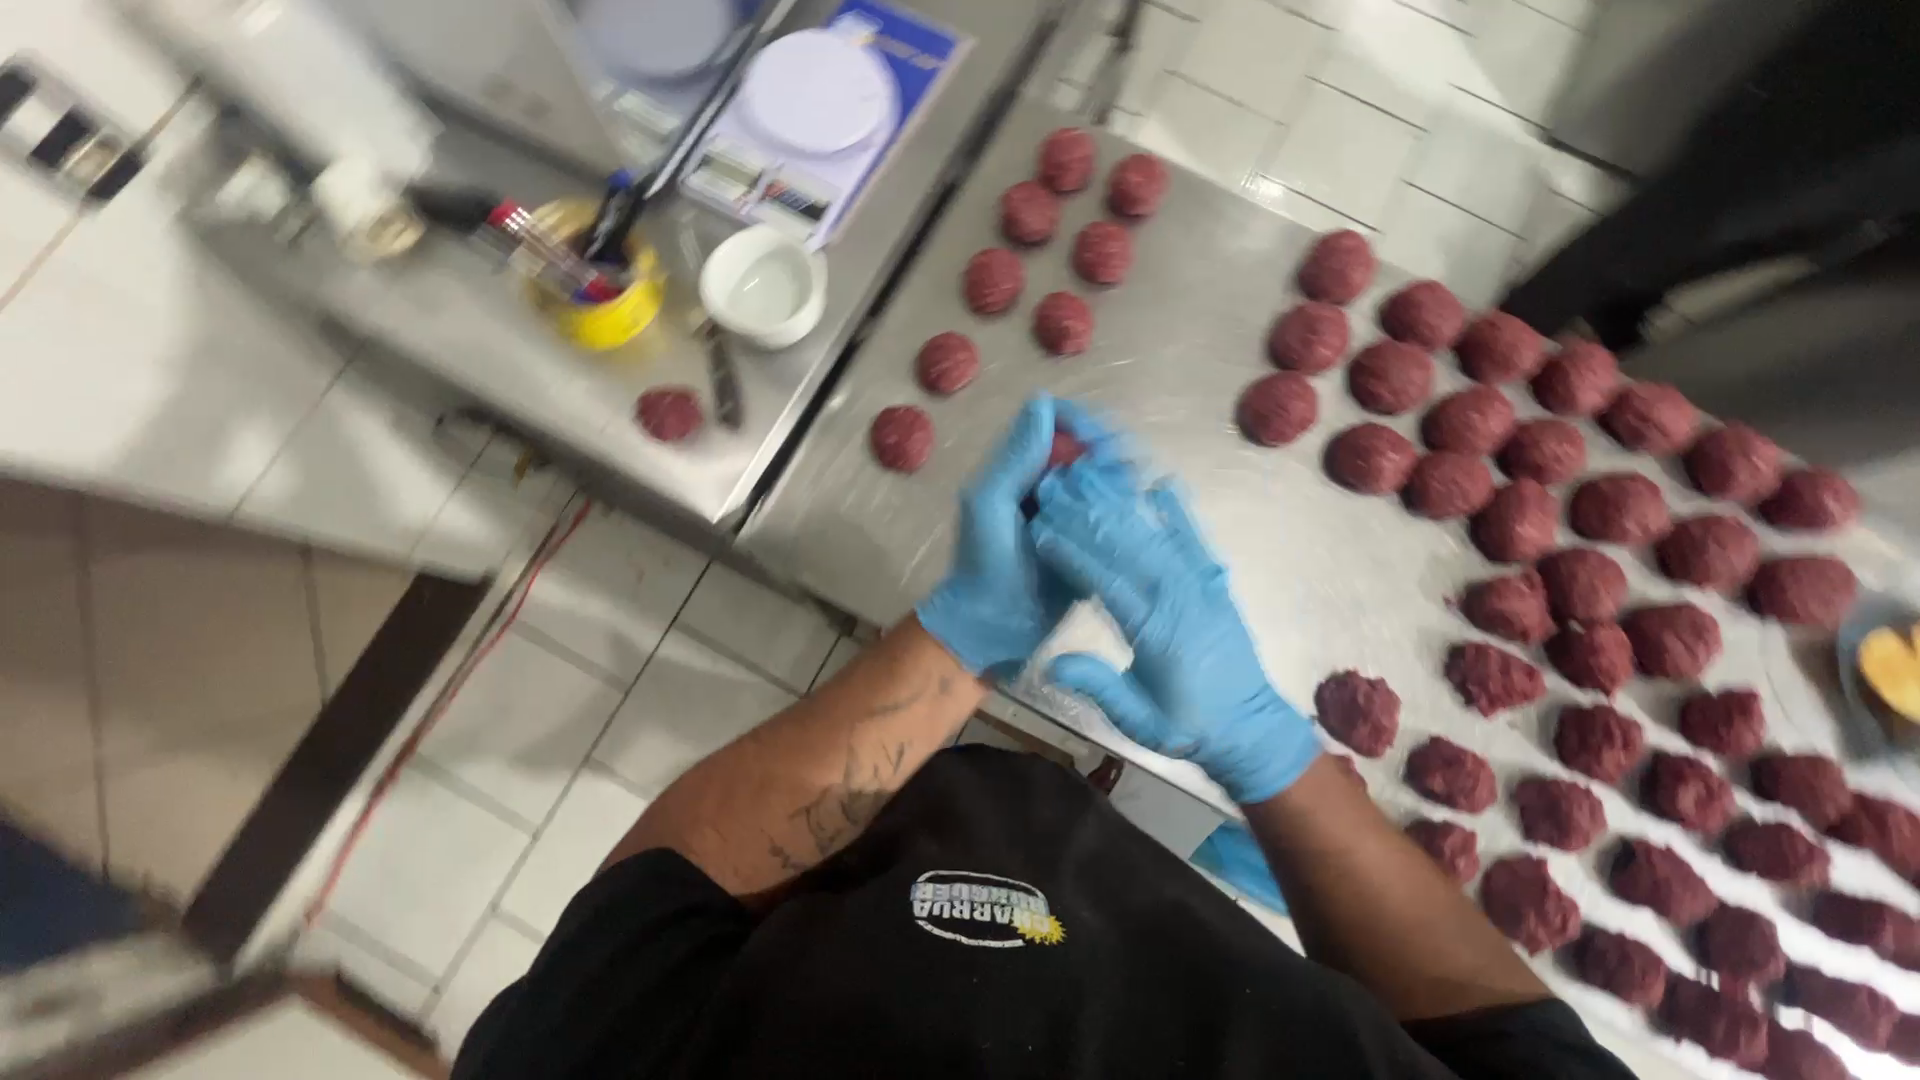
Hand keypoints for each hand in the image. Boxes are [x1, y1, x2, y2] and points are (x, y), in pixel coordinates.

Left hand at [916, 395, 1130, 679]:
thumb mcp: (991, 504)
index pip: (1056, 422)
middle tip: (1124, 472)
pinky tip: (1135, 514)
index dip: (1081, 424)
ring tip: (1130, 495)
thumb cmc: (985, 564)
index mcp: (1019, 468)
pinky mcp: (1087, 537)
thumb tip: (1043, 401)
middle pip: (1087, 444)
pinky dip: (1126, 506)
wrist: (996, 627)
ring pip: (1105, 474)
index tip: (1100, 444)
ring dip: (1121, 477)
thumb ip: (1015, 456)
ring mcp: (1068, 509)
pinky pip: (1113, 509)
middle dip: (1108, 450)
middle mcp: (1046, 481)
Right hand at [1030, 469, 1318, 803]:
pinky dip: (1178, 512)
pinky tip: (1158, 485)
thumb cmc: (1189, 726)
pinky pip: (1195, 540)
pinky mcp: (1215, 583)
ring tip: (1089, 478)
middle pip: (1128, 545)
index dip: (1072, 552)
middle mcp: (1178, 598)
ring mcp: (1201, 586)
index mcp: (1156, 631)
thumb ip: (1100, 688)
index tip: (1041, 528)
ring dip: (1120, 504)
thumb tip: (1052, 661)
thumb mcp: (1140, 721)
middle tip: (1055, 487)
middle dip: (1088, 514)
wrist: (1251, 727)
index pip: (1106, 580)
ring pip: (1155, 535)